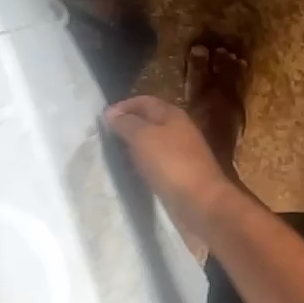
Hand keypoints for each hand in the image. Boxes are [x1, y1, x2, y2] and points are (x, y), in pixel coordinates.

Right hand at [104, 96, 240, 223]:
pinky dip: (143, 161)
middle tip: (106, 135)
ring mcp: (182, 151)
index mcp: (172, 114)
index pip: (144, 101)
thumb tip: (111, 113)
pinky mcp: (181, 172)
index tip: (103, 118)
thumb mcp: (142, 137)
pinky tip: (133, 169)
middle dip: (128, 124)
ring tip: (115, 152)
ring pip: (153, 141)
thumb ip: (126, 123)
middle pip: (149, 120)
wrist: (200, 201)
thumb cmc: (170, 163)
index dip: (123, 106)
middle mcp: (179, 129)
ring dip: (135, 144)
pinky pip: (157, 160)